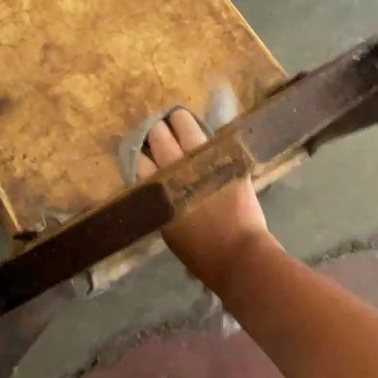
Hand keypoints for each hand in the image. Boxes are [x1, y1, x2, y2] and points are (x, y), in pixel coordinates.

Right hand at [137, 101, 275, 292]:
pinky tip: (203, 136)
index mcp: (157, 187)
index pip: (137, 157)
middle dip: (155, 131)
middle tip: (159, 132)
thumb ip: (157, 198)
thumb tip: (152, 178)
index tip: (141, 150)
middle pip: (156, 133)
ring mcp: (203, 158)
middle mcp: (176, 166)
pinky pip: (212, 135)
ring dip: (178, 121)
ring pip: (183, 122)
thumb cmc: (199, 251)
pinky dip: (205, 134)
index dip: (138, 152)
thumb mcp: (166, 226)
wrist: (240, 256)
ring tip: (178, 122)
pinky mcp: (228, 156)